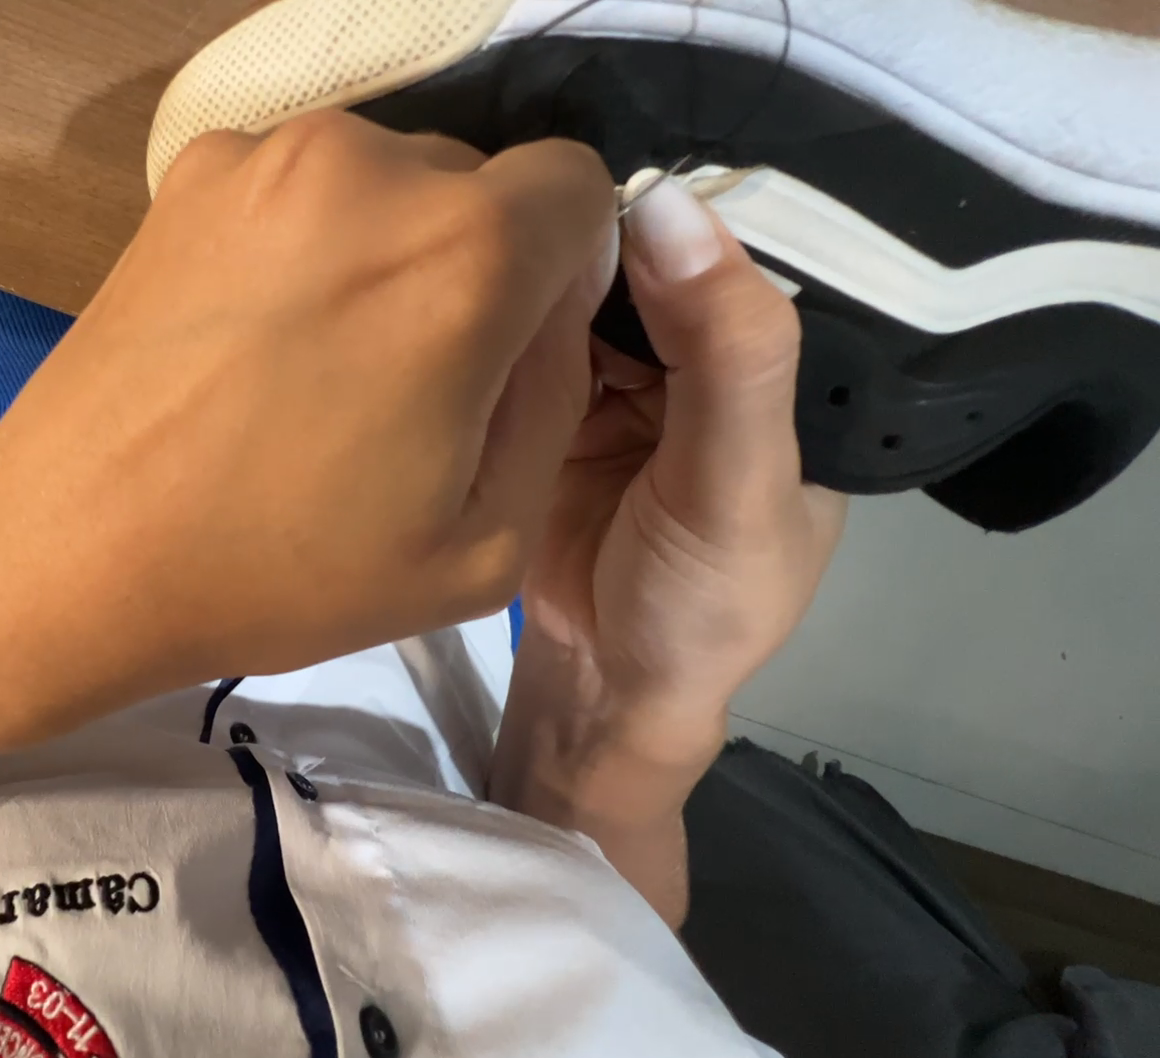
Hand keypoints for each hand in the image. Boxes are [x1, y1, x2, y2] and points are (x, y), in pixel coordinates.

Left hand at [0, 113, 619, 765]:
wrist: (74, 554)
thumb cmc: (274, 575)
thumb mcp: (483, 547)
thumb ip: (554, 405)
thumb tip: (546, 318)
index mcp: (462, 256)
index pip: (576, 193)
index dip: (557, 278)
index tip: (497, 356)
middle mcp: (366, 168)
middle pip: (471, 186)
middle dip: (464, 272)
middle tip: (390, 387)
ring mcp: (259, 160)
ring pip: (379, 187)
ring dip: (375, 262)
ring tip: (304, 372)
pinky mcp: (180, 181)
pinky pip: (290, 195)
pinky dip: (295, 250)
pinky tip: (244, 342)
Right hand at [502, 177, 846, 813]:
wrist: (601, 682)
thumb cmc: (698, 599)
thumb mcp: (734, 479)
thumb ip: (726, 353)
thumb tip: (666, 204)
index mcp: (777, 384)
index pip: (737, 276)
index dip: (683, 226)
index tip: (611, 174)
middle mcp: (698, 379)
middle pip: (652, 288)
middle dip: (604, 251)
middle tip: (532, 197)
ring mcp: (619, 401)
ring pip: (586, 320)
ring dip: (550, 292)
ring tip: (496, 237)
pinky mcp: (553, 425)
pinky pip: (536, 366)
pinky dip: (513, 342)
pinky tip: (481, 303)